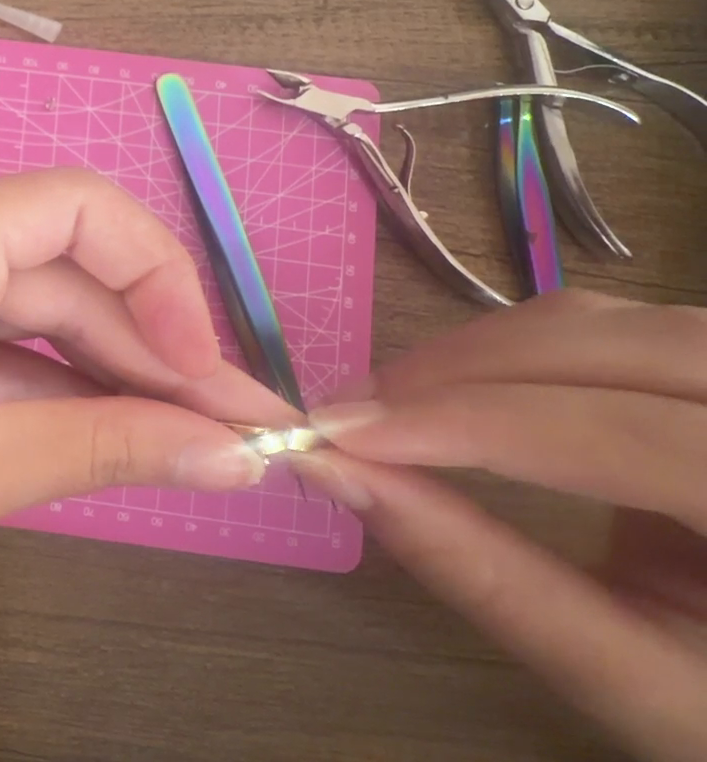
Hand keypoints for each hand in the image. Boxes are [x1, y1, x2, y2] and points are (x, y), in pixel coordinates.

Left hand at [0, 168, 297, 585]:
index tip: (206, 371)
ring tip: (193, 438)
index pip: (74, 208)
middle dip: (147, 342)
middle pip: (61, 267)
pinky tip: (115, 430)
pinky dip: (52, 384)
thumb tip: (234, 451)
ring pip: (33, 309)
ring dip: (107, 368)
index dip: (159, 276)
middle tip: (231, 429)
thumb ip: (107, 445)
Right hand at [301, 290, 706, 761]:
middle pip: (613, 348)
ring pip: (600, 322)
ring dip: (471, 354)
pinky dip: (503, 349)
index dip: (467, 424)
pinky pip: (602, 328)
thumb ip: (484, 574)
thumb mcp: (630, 679)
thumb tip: (331, 473)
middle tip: (346, 416)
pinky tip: (448, 394)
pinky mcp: (702, 376)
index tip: (334, 434)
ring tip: (386, 408)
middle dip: (457, 373)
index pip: (626, 436)